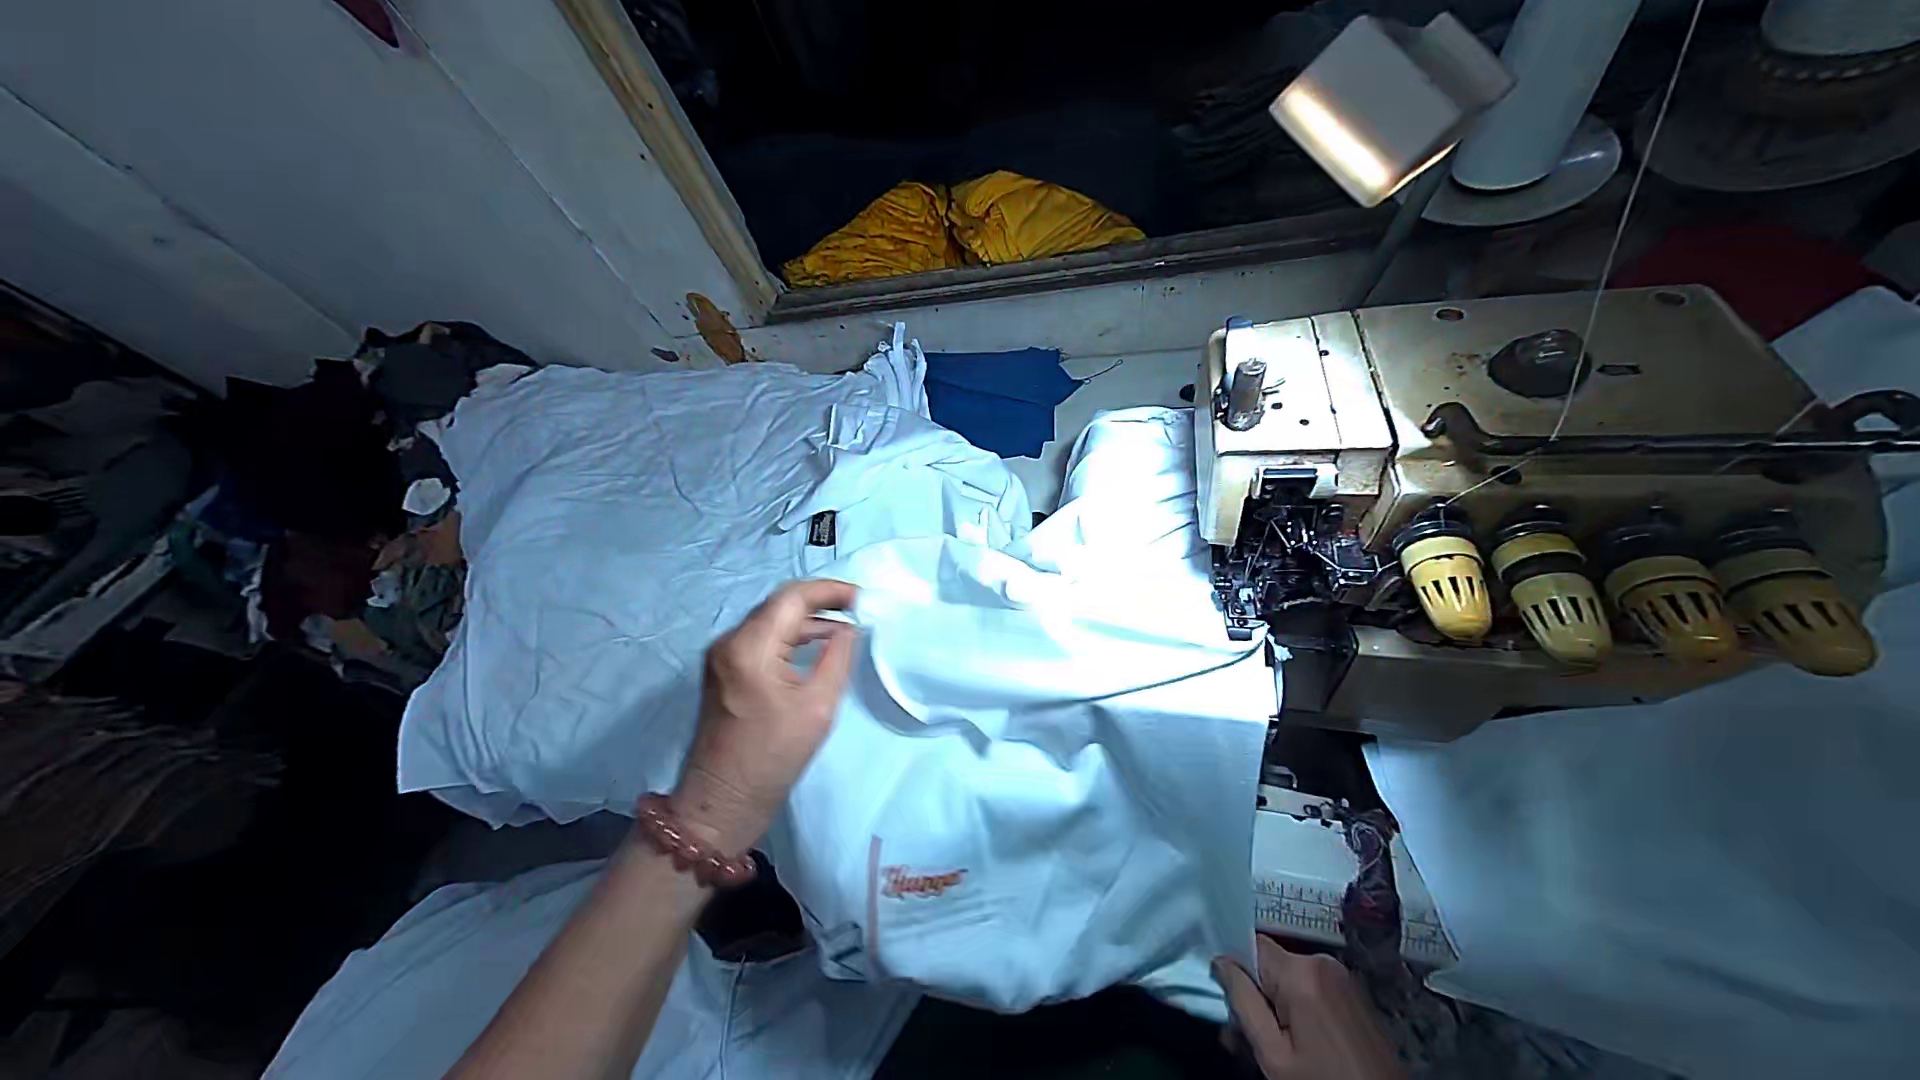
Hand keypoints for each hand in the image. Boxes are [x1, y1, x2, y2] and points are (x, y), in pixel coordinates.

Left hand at [669, 579, 858, 853]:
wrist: (722, 801)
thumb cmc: (773, 758)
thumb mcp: (818, 705)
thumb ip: (837, 657)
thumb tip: (848, 628)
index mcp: (749, 646)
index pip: (793, 597)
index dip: (830, 590)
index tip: (862, 598)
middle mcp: (729, 641)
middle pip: (779, 604)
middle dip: (819, 601)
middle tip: (857, 608)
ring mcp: (722, 655)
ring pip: (770, 619)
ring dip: (806, 619)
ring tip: (845, 625)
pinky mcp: (723, 670)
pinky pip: (761, 638)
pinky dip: (790, 635)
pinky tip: (816, 644)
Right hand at [1214, 936, 1404, 1079]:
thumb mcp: (1273, 1054)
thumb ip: (1243, 1001)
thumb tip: (1221, 962)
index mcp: (1301, 971)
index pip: (1249, 945)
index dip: (1235, 971)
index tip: (1232, 1004)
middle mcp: (1323, 963)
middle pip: (1270, 964)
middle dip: (1255, 993)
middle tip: (1248, 1036)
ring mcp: (1344, 979)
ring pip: (1289, 978)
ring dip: (1277, 1003)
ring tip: (1276, 1045)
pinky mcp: (1355, 996)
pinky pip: (1312, 988)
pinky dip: (1300, 1008)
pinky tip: (1302, 1042)